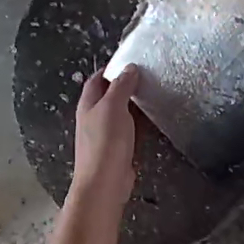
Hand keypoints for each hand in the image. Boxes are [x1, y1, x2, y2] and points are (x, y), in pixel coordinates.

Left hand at [70, 65, 141, 207]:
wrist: (103, 183)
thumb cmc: (105, 142)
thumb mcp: (113, 107)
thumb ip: (121, 87)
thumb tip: (129, 68)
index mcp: (88, 104)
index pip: (97, 79)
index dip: (111, 69)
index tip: (132, 60)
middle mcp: (94, 118)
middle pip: (109, 95)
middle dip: (126, 85)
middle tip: (149, 75)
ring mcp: (105, 135)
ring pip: (121, 113)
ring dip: (134, 104)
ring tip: (155, 93)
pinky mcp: (117, 149)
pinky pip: (129, 130)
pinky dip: (139, 123)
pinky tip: (154, 119)